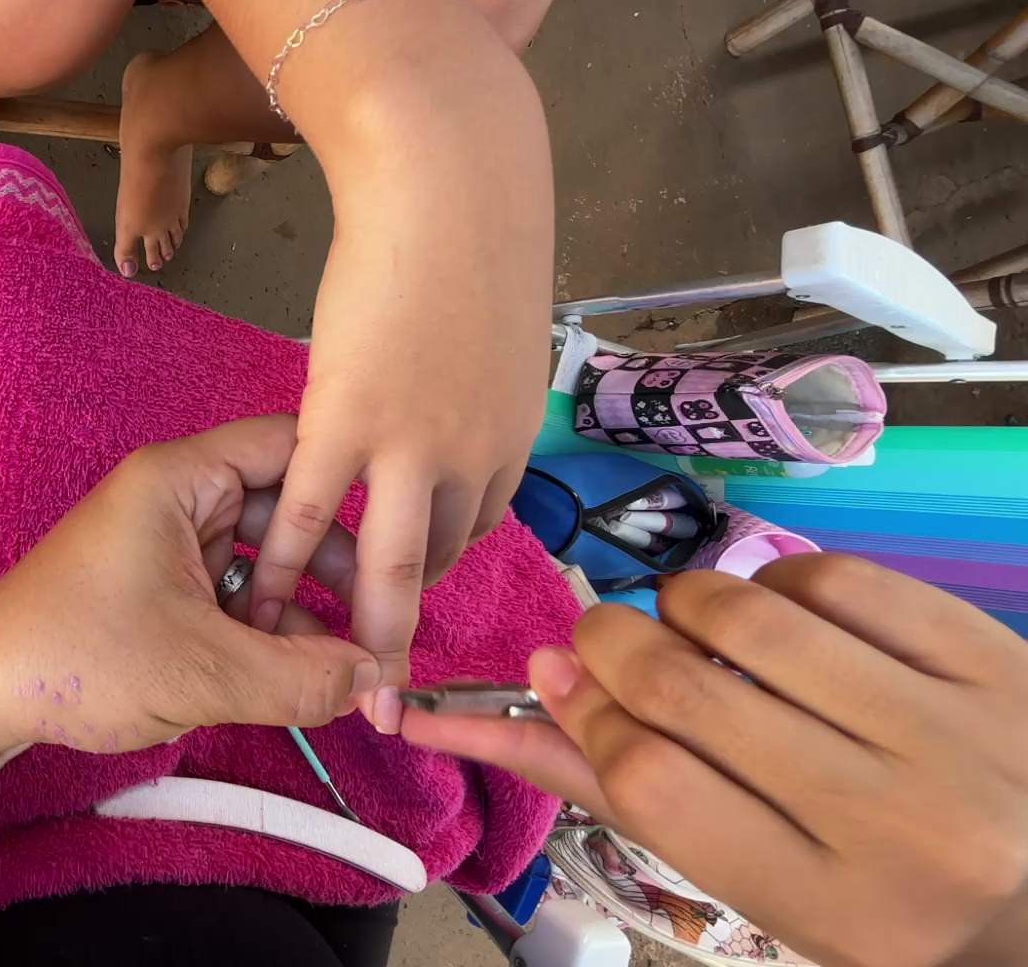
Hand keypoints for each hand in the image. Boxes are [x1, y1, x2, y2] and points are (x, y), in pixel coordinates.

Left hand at [0, 415, 384, 756]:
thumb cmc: (76, 658)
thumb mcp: (203, 671)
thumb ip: (303, 678)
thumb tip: (377, 679)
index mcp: (179, 478)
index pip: (287, 447)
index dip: (346, 487)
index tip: (398, 539)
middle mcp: (175, 494)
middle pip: (281, 507)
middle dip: (327, 569)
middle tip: (375, 630)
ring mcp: (165, 537)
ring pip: (258, 554)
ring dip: (297, 607)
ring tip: (333, 666)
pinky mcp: (159, 578)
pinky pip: (229, 587)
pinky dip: (261, 624)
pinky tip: (288, 670)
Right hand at [249, 197, 547, 705]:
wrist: (447, 185)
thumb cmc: (470, 239)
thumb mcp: (493, 327)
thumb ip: (469, 381)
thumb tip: (436, 394)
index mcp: (509, 431)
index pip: (477, 520)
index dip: (441, 557)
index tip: (413, 576)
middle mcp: (472, 455)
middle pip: (440, 555)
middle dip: (412, 622)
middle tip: (389, 677)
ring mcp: (411, 444)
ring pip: (385, 557)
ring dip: (354, 617)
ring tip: (328, 663)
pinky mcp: (345, 421)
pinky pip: (312, 509)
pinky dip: (287, 559)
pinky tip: (264, 590)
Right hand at [404, 554, 1027, 966]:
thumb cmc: (869, 894)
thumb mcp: (737, 869)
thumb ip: (605, 783)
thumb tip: (502, 690)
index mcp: (829, 901)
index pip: (643, 775)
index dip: (582, 713)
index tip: (570, 689)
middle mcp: (905, 826)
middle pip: (674, 685)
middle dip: (606, 641)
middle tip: (611, 643)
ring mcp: (966, 736)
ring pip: (739, 613)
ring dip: (682, 603)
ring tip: (698, 632)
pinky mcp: (1003, 663)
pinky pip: (832, 576)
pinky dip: (775, 581)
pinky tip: (789, 620)